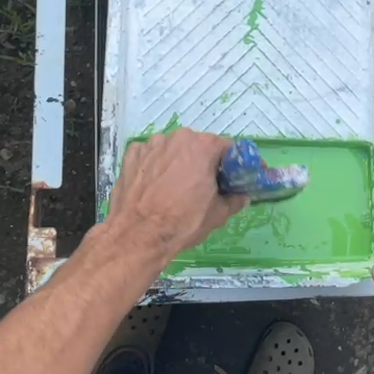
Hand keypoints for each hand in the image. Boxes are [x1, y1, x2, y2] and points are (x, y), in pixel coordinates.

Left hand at [105, 129, 247, 265]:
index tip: (230, 178)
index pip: (226, 148)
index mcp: (204, 146)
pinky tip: (153, 185)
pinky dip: (154, 166)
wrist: (137, 236)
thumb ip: (234, 200)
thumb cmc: (182, 222)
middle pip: (197, 145)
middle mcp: (178, 137)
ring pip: (172, 149)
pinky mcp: (131, 155)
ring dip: (176, 162)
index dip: (231, 163)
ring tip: (173, 187)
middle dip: (202, 161)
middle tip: (202, 185)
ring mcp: (151, 144)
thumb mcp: (218, 214)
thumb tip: (242, 196)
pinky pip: (150, 155)